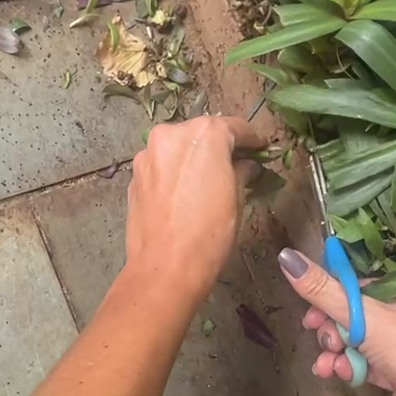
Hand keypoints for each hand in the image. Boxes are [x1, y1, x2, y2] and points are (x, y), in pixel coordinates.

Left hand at [124, 115, 267, 308]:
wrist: (165, 268)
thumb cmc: (209, 234)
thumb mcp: (236, 199)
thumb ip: (241, 171)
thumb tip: (245, 165)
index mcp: (204, 134)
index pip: (235, 127)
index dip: (251, 139)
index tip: (261, 148)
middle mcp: (171, 134)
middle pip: (202, 133)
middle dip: (219, 147)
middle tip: (236, 165)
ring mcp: (148, 154)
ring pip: (178, 148)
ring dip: (194, 158)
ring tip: (208, 181)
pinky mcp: (134, 175)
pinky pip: (162, 165)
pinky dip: (175, 172)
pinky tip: (184, 193)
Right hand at [276, 248, 395, 395]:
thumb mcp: (362, 315)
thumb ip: (322, 290)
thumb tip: (286, 256)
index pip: (358, 287)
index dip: (329, 298)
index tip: (310, 313)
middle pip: (354, 316)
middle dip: (331, 331)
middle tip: (323, 341)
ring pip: (357, 343)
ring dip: (335, 353)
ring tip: (326, 365)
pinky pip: (366, 364)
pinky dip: (349, 368)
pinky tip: (339, 375)